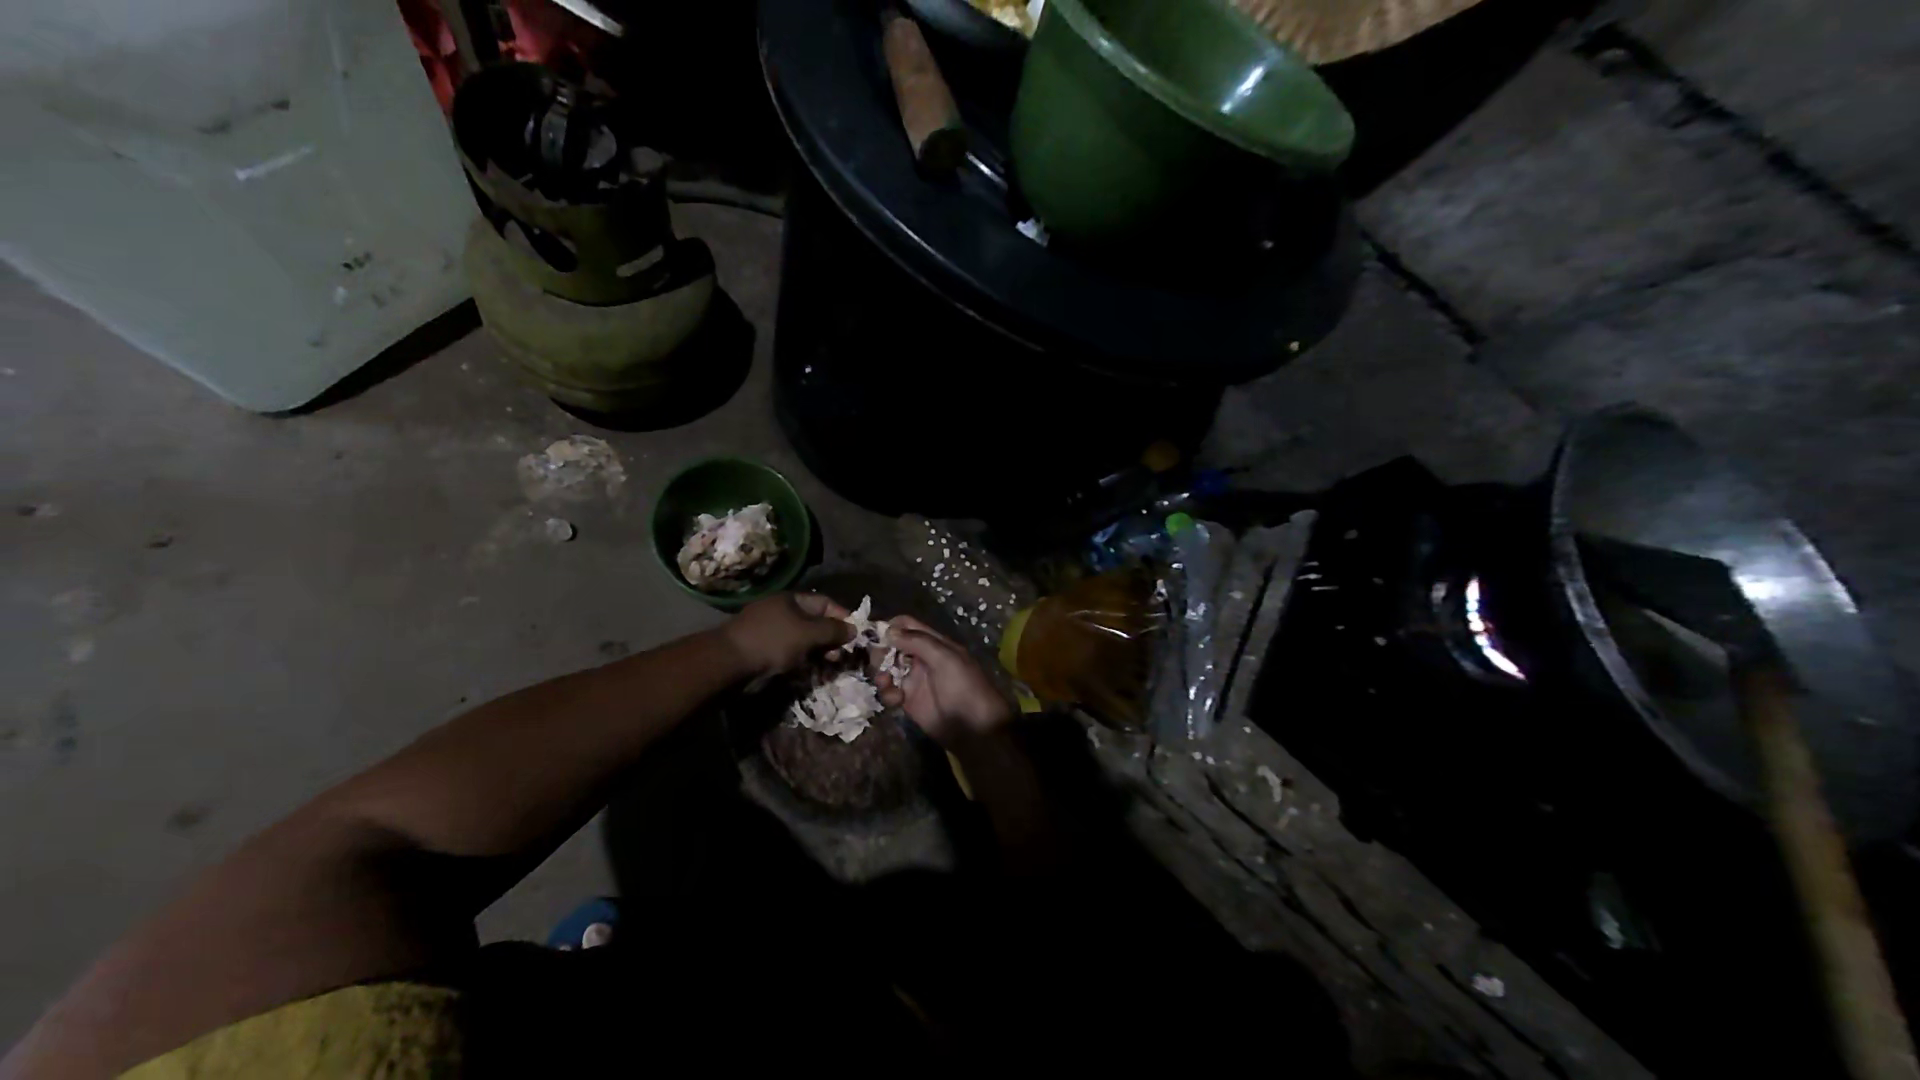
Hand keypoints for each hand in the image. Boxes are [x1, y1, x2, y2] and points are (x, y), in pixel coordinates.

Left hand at [721, 593, 852, 679]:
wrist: (729, 663)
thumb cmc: (772, 641)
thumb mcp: (808, 634)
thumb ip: (833, 630)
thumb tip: (853, 628)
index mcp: (791, 600)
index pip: (824, 602)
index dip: (842, 616)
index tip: (855, 634)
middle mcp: (781, 612)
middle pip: (814, 621)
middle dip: (830, 638)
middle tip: (841, 655)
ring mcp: (770, 631)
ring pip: (802, 640)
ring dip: (817, 652)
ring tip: (827, 666)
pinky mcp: (762, 650)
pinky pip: (789, 652)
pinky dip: (801, 660)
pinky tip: (808, 671)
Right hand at [877, 616, 1014, 747]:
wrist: (974, 729)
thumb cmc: (964, 688)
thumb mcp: (946, 659)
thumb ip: (918, 641)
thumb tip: (888, 630)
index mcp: (934, 644)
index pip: (908, 626)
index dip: (890, 626)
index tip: (874, 633)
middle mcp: (922, 658)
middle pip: (893, 646)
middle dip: (881, 651)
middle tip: (877, 660)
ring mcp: (914, 680)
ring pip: (888, 669)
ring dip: (881, 673)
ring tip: (884, 681)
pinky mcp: (908, 701)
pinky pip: (890, 691)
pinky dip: (888, 693)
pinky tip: (896, 699)